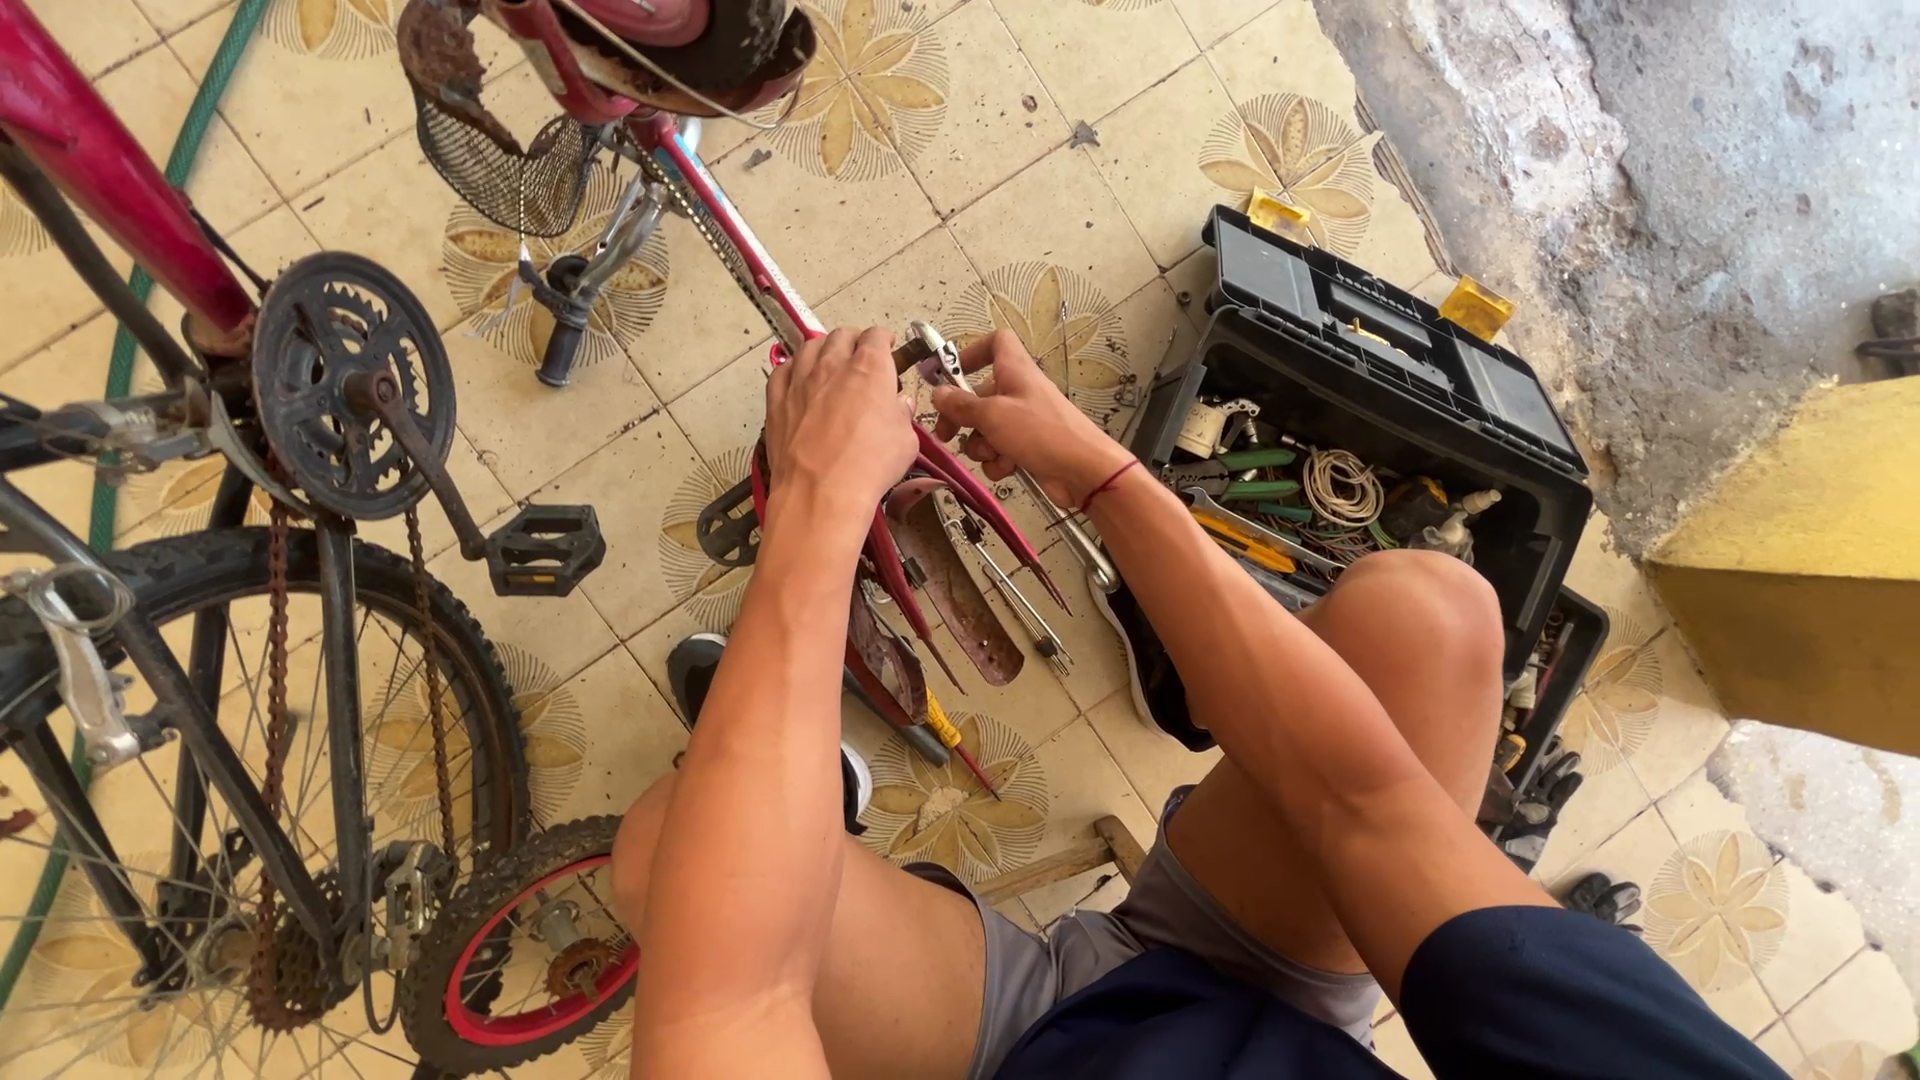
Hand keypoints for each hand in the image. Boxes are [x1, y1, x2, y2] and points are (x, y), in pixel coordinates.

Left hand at [764, 326, 917, 514]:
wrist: (821, 492)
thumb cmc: (869, 466)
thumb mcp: (906, 441)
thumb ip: (902, 415)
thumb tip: (899, 405)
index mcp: (869, 368)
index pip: (876, 337)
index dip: (884, 340)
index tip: (888, 347)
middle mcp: (832, 366)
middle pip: (841, 335)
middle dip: (854, 340)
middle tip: (861, 354)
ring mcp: (800, 381)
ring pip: (809, 346)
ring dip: (823, 348)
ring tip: (829, 361)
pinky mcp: (776, 401)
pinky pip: (782, 371)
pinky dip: (793, 368)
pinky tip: (798, 378)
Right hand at [930, 329, 1133, 506]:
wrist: (1082, 471)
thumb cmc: (1040, 432)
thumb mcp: (993, 415)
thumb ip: (961, 405)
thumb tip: (936, 393)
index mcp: (1014, 370)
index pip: (996, 342)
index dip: (973, 351)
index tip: (952, 372)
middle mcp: (1018, 392)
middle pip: (979, 395)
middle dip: (960, 417)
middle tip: (945, 436)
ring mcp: (1024, 422)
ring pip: (986, 429)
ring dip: (981, 445)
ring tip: (992, 453)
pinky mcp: (1027, 448)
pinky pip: (1000, 451)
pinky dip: (999, 461)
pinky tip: (1008, 468)